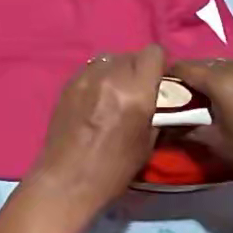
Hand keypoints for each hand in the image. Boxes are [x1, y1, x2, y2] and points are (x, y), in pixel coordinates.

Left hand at [21, 45, 166, 229]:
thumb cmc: (114, 169)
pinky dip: (99, 77)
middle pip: (132, 54)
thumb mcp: (148, 143)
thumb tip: (166, 98)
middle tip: (138, 91)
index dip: (160, 64)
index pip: (154, 52)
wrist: (67, 180)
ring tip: (116, 92)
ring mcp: (86, 77)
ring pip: (109, 58)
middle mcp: (111, 76)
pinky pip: (91, 68)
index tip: (159, 81)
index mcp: (135, 91)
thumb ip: (158, 112)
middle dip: (139, 69)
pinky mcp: (68, 83)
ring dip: (118, 70)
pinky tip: (96, 97)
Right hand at [167, 59, 232, 190]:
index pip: (181, 67)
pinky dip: (222, 81)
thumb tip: (165, 127)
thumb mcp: (215, 143)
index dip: (165, 77)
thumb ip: (187, 130)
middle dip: (185, 78)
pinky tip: (221, 101)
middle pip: (199, 64)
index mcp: (218, 78)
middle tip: (174, 99)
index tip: (155, 92)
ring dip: (205, 79)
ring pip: (217, 66)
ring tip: (196, 101)